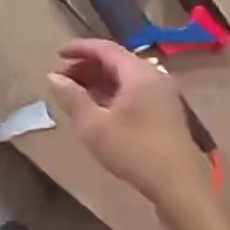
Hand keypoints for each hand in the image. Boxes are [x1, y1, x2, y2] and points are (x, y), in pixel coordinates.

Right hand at [47, 39, 214, 210]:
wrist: (176, 181)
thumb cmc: (132, 150)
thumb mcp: (93, 125)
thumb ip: (72, 97)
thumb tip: (53, 77)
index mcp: (138, 74)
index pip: (105, 49)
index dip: (79, 48)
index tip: (55, 53)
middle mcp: (153, 77)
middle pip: (115, 61)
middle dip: (85, 66)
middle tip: (60, 77)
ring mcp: (161, 94)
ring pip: (123, 77)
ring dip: (96, 79)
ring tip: (72, 91)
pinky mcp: (162, 110)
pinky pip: (131, 90)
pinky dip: (109, 91)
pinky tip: (94, 106)